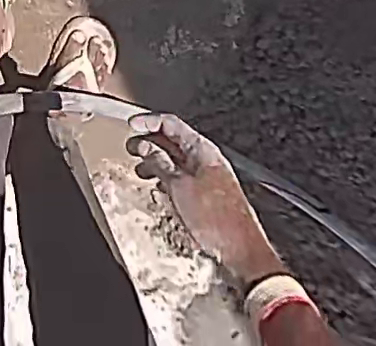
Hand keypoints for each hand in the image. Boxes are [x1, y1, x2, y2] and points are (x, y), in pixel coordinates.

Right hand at [128, 113, 284, 285]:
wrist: (243, 255)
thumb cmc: (218, 221)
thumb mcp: (179, 187)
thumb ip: (159, 163)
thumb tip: (145, 147)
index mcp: (202, 150)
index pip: (171, 124)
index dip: (149, 122)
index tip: (132, 125)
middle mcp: (206, 160)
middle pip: (173, 140)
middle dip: (149, 141)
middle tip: (131, 147)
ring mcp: (208, 177)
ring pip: (176, 159)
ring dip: (155, 161)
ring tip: (140, 167)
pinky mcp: (207, 195)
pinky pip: (182, 177)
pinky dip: (166, 177)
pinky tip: (158, 185)